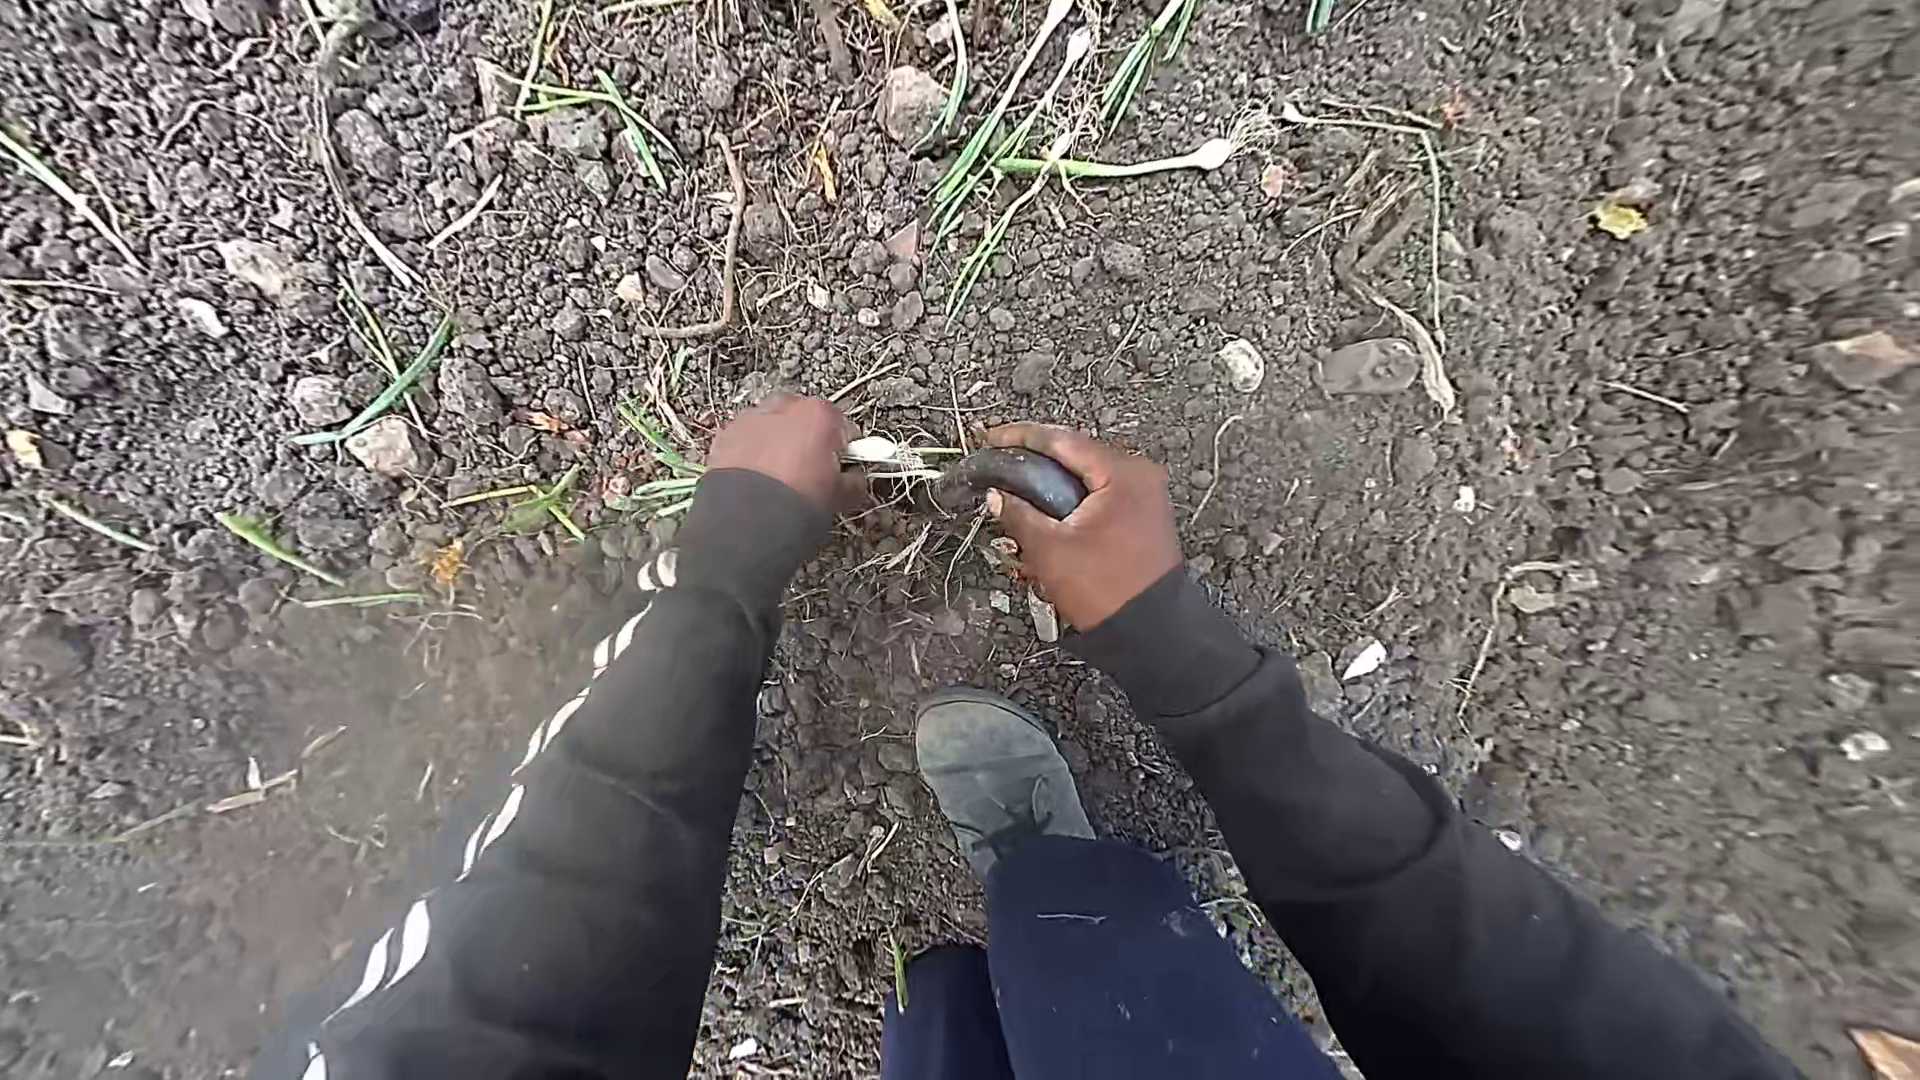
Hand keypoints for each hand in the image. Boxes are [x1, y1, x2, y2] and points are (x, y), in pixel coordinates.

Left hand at [707, 395, 855, 510]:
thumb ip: (854, 481)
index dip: (844, 448)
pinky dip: (752, 454)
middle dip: (808, 439)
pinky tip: (757, 480)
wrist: (749, 519)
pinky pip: (746, 440)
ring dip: (778, 443)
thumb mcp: (841, 496)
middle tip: (811, 470)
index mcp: (818, 415)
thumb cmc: (799, 502)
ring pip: (772, 426)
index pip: (842, 425)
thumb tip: (854, 481)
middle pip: (803, 419)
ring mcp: (751, 420)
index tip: (843, 465)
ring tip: (780, 477)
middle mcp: (784, 408)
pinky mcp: (725, 436)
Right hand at [983, 424, 1181, 629]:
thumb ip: (1019, 513)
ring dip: (1050, 480)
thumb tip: (996, 494)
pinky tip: (1045, 508)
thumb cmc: (1106, 590)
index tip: (992, 438)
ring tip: (1017, 487)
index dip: (1020, 437)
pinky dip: (1069, 498)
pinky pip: (1097, 494)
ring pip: (1085, 475)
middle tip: (999, 462)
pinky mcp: (1139, 515)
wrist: (1149, 631)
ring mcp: (1143, 495)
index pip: (1062, 440)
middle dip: (1034, 459)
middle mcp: (1139, 476)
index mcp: (1123, 474)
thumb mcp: (1050, 549)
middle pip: (1075, 454)